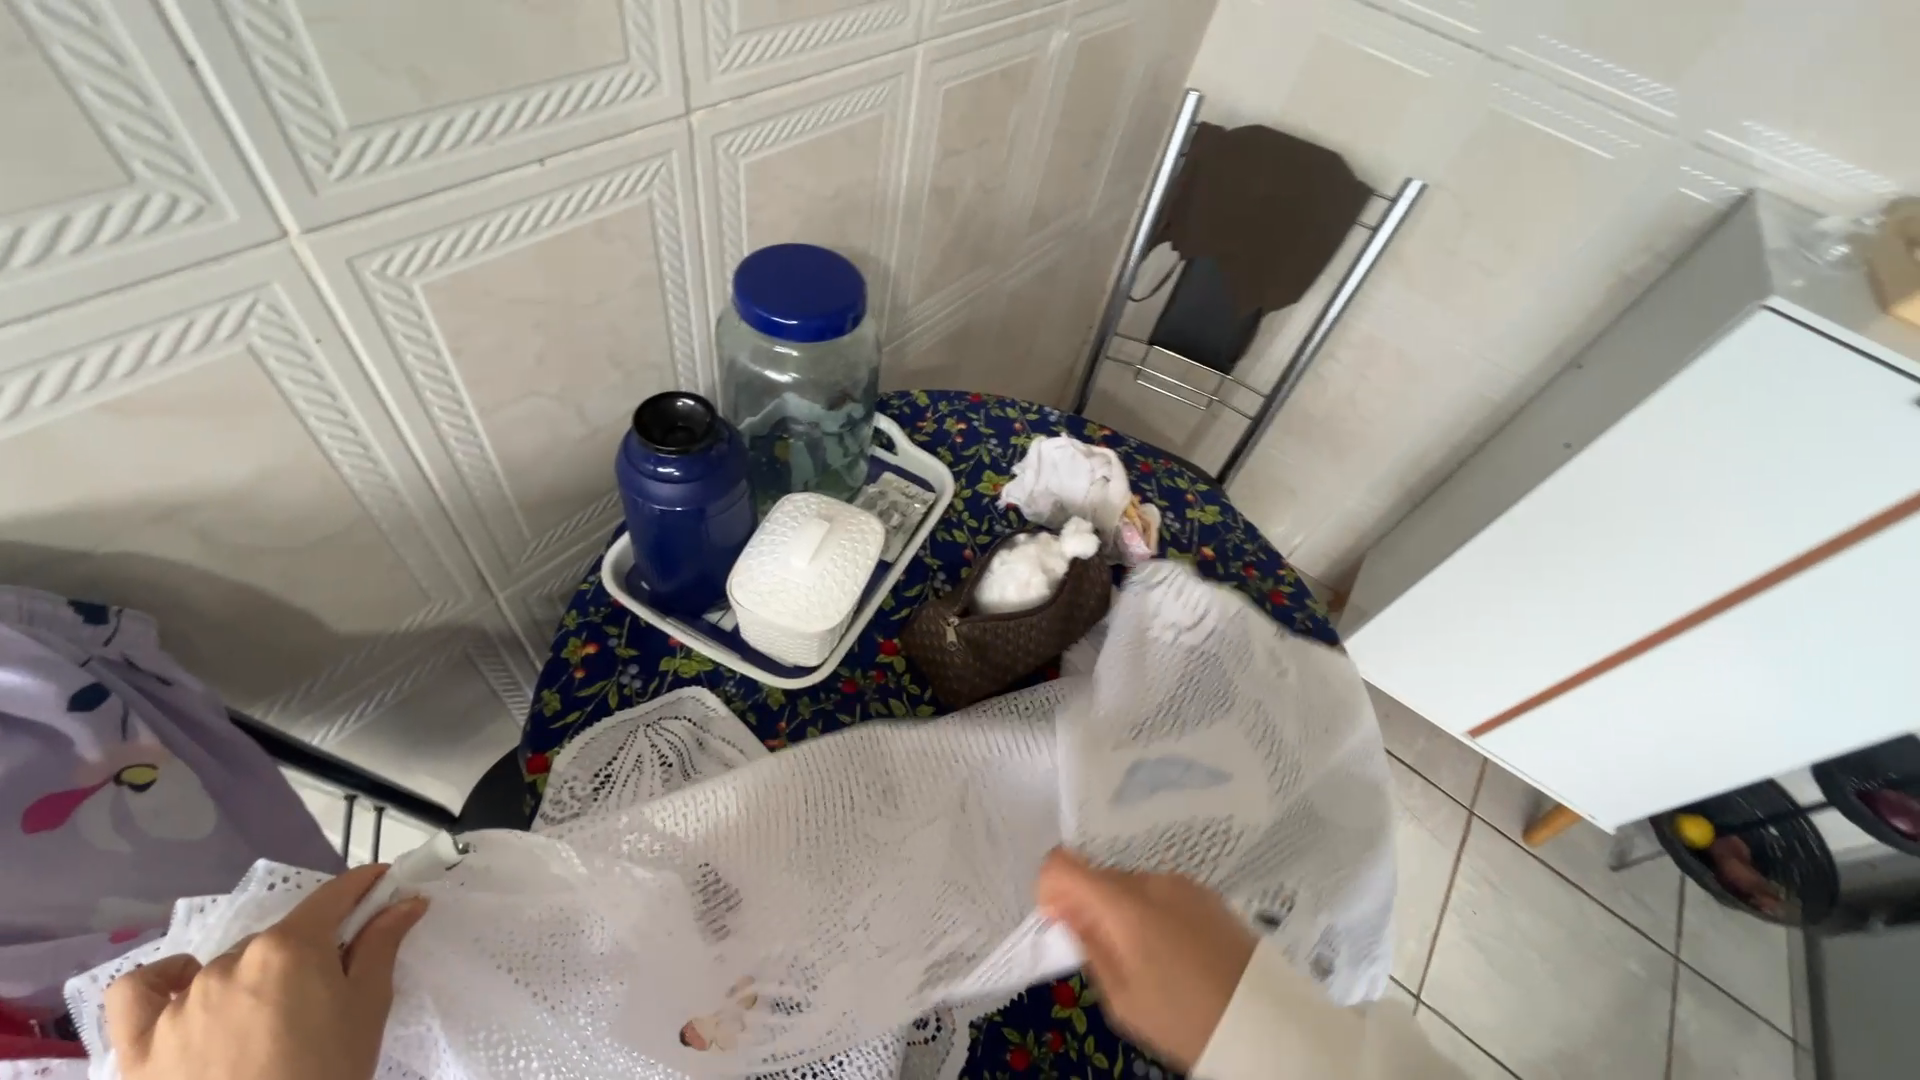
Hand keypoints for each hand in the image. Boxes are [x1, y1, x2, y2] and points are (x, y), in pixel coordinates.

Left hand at [105, 863, 428, 1079]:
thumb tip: (405, 901)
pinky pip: (140, 993)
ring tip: (270, 1016)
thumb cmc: (327, 1071)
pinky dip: (165, 981)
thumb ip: (382, 944)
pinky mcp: (139, 1046)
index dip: (364, 885)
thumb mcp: (369, 1006)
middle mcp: (231, 962)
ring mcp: (178, 1004)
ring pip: (226, 964)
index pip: (333, 895)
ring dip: (254, 975)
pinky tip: (186, 990)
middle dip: (310, 948)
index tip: (384, 885)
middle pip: (281, 937)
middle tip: (331, 985)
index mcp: (291, 947)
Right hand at [1035, 848, 1255, 1071]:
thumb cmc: (1186, 1019)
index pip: (1063, 863)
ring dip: (1123, 911)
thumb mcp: (1123, 999)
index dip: (1050, 887)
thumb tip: (1067, 913)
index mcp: (1124, 903)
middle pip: (1099, 876)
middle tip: (1103, 953)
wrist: (1268, 1025)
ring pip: (1131, 885)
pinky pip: (1162, 893)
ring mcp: (1183, 883)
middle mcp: (1150, 879)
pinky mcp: (1208, 894)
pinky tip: (1174, 954)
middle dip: (1089, 906)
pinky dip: (1153, 913)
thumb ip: (1089, 947)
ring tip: (1146, 961)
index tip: (1059, 921)